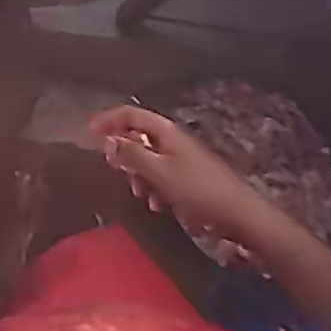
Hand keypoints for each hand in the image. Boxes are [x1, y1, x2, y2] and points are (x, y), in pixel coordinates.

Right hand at [89, 105, 273, 240]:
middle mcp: (173, 139)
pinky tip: (158, 205)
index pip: (129, 114)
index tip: (88, 133)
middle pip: (138, 136)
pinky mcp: (191, 176)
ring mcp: (183, 157)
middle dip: (124, 153)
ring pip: (149, 158)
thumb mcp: (158, 172)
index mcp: (165, 131)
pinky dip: (154, 186)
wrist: (242, 216)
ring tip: (140, 194)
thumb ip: (131, 154)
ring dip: (139, 174)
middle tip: (114, 169)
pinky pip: (162, 175)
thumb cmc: (197, 190)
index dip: (107, 120)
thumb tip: (107, 139)